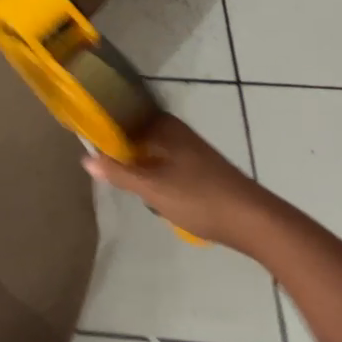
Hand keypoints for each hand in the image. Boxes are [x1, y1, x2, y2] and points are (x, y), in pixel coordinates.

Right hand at [83, 113, 277, 250]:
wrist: (255, 222)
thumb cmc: (199, 199)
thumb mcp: (151, 188)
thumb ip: (118, 173)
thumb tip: (86, 158)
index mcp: (163, 127)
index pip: (122, 119)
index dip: (104, 132)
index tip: (87, 147)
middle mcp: (177, 131)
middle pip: (137, 134)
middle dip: (120, 150)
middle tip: (104, 170)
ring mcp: (191, 149)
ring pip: (152, 150)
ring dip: (138, 164)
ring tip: (125, 183)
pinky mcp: (201, 167)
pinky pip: (166, 162)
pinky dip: (154, 172)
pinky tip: (152, 193)